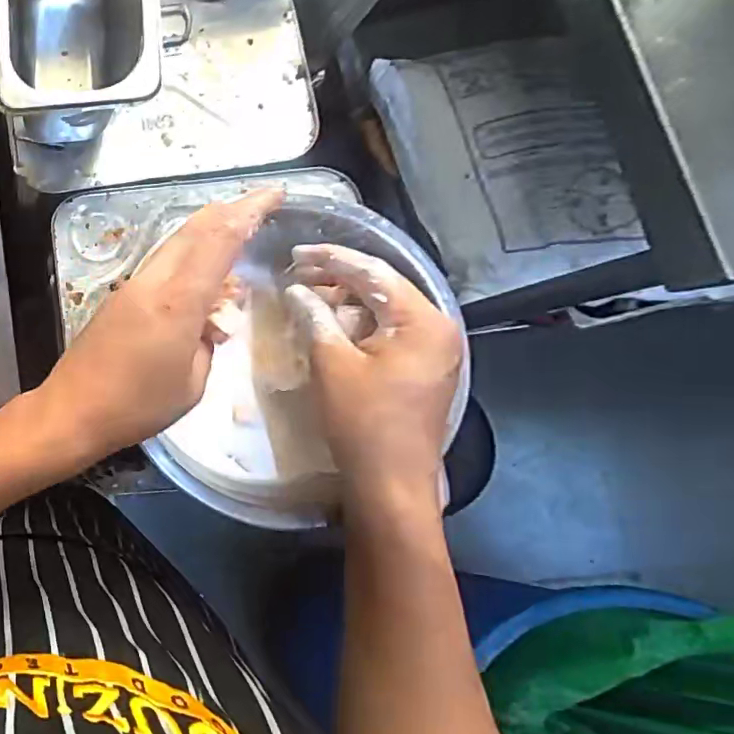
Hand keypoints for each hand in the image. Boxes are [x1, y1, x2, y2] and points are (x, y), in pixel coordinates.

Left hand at [35, 187, 284, 460]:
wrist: (71, 411)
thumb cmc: (136, 406)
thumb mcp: (192, 383)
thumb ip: (208, 343)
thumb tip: (208, 322)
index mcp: (176, 302)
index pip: (218, 242)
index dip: (249, 212)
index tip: (274, 194)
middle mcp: (151, 285)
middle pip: (192, 231)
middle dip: (228, 212)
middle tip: (258, 205)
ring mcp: (128, 290)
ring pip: (172, 245)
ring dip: (204, 232)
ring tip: (234, 231)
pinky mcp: (115, 301)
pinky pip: (158, 266)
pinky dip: (185, 257)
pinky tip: (198, 272)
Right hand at [283, 244, 462, 498]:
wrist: (390, 478)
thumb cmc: (361, 420)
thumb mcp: (331, 364)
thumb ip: (315, 318)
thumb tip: (298, 291)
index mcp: (423, 321)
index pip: (374, 273)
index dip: (332, 260)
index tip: (295, 254)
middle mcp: (438, 328)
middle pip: (384, 289)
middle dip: (338, 279)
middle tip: (296, 274)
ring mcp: (434, 350)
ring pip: (385, 311)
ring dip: (346, 302)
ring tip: (307, 297)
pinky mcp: (422, 369)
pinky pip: (388, 333)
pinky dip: (357, 325)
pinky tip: (329, 326)